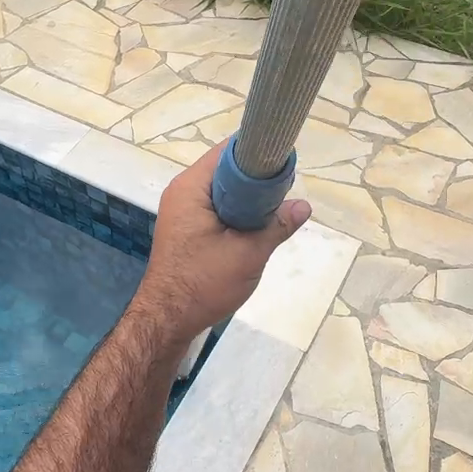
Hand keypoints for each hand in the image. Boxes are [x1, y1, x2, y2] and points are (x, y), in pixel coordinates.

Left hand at [127, 143, 311, 345]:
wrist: (168, 319)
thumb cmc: (203, 283)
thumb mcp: (247, 254)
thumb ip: (277, 226)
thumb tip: (304, 205)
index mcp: (190, 187)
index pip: (227, 151)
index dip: (257, 152)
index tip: (284, 162)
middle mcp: (182, 192)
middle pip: (225, 171)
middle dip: (256, 179)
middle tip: (286, 190)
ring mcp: (181, 211)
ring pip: (222, 192)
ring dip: (247, 200)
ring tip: (276, 210)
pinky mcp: (186, 230)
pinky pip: (215, 209)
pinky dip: (236, 213)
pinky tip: (256, 227)